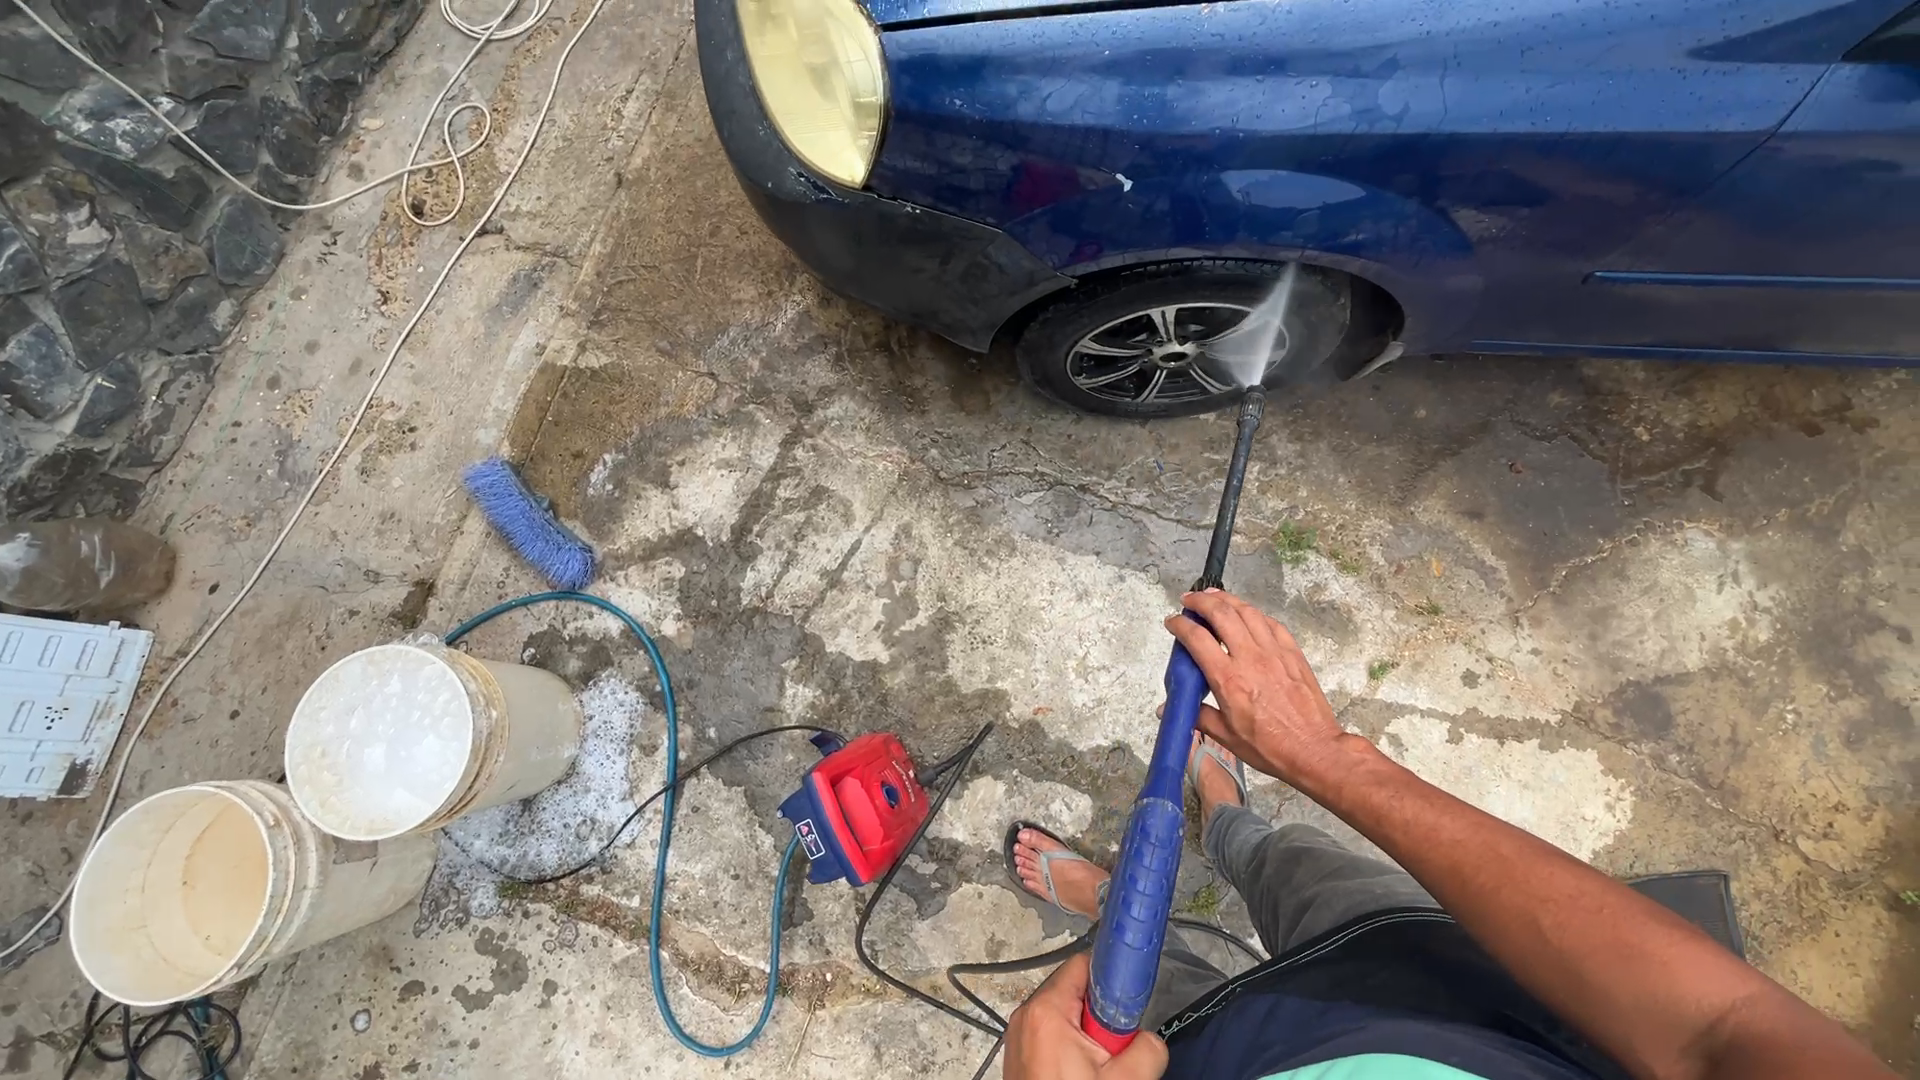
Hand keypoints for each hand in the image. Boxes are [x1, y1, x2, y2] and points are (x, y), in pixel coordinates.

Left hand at [1003, 954, 1167, 1079]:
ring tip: (1098, 1070)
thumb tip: (1151, 1039)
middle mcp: (1026, 1015)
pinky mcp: (1019, 1056)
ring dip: (1087, 1037)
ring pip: (1065, 1018)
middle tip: (1114, 1049)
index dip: (1110, 979)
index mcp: (1046, 1010)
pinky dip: (1071, 1050)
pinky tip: (1082, 1077)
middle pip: (1074, 992)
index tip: (1129, 997)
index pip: (1083, 965)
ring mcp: (1019, 1036)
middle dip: (1100, 1016)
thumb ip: (1147, 1049)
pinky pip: (1052, 1038)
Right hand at [1163, 589, 1358, 786]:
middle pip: (1221, 613)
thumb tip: (1166, 710)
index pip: (1197, 638)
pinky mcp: (1292, 653)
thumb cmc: (1269, 747)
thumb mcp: (1226, 736)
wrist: (1314, 750)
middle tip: (1189, 600)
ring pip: (1247, 612)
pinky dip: (1254, 614)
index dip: (1179, 624)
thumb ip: (1196, 716)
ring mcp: (1274, 652)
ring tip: (1213, 596)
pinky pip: (1271, 623)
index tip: (1172, 622)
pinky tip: (1247, 614)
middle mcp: (1250, 658)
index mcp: (1228, 679)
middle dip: (1201, 601)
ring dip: (1227, 599)